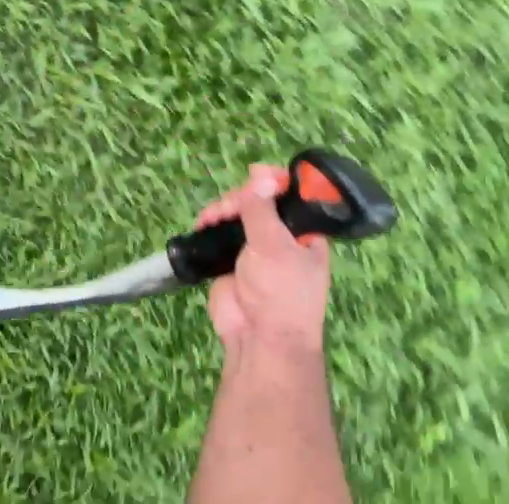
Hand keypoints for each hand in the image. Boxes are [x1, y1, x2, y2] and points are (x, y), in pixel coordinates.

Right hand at [195, 164, 329, 356]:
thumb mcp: (273, 245)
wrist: (259, 336)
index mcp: (305, 235)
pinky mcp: (231, 259)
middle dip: (239, 198)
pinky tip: (203, 225)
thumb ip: (262, 208)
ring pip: (236, 214)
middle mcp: (282, 238)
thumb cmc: (280, 291)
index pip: (292, 196)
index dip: (274, 182)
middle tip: (228, 209)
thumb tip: (260, 172)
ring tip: (210, 219)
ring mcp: (256, 249)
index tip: (255, 176)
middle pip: (258, 201)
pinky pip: (220, 231)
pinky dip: (210, 224)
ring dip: (221, 210)